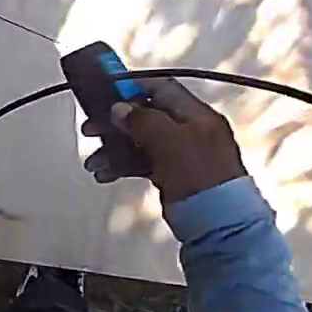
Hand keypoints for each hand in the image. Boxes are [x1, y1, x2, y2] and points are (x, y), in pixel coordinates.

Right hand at [83, 78, 246, 204]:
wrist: (219, 225)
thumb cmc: (205, 182)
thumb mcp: (171, 143)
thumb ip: (144, 122)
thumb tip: (121, 109)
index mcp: (197, 116)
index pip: (161, 89)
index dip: (133, 87)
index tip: (107, 90)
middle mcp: (189, 132)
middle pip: (145, 116)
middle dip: (115, 123)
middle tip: (91, 128)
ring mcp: (180, 154)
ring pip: (138, 142)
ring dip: (113, 149)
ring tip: (94, 161)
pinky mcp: (171, 174)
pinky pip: (139, 162)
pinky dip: (121, 166)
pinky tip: (106, 173)